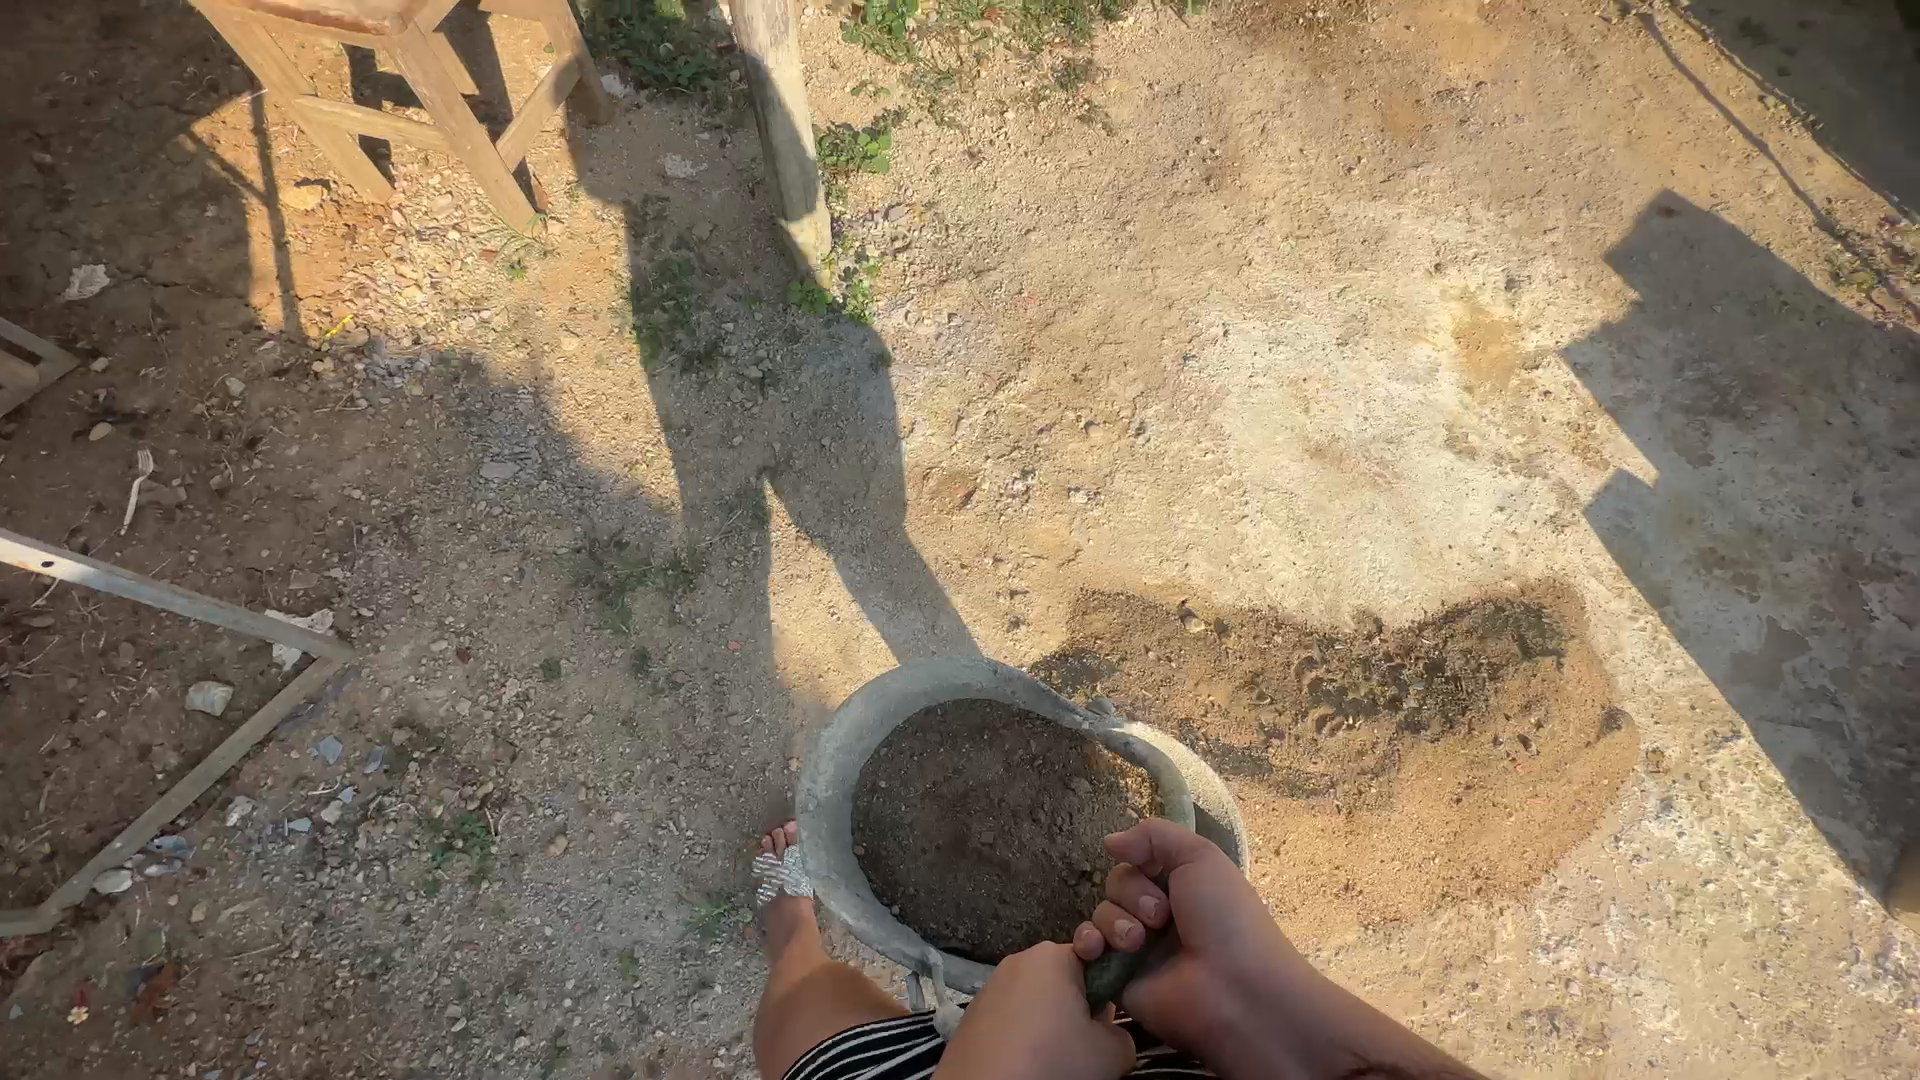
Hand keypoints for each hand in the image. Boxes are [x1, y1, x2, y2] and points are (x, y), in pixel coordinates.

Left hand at [932, 942, 1133, 1079]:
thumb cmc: (1053, 1062)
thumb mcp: (1110, 1054)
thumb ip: (1120, 1034)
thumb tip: (1107, 1031)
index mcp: (1053, 955)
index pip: (1093, 961)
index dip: (1104, 994)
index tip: (1101, 1024)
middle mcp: (1020, 959)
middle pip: (1063, 983)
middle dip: (1074, 1012)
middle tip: (1078, 1048)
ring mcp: (992, 984)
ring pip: (1035, 1002)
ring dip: (1046, 1025)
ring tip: (1048, 1061)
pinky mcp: (972, 1011)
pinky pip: (1009, 1018)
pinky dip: (1019, 1037)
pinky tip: (1021, 1064)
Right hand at [1071, 817, 1307, 1058]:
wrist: (1236, 993)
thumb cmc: (1226, 918)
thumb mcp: (1199, 856)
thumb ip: (1153, 835)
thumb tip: (1108, 843)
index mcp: (1177, 886)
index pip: (1137, 860)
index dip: (1139, 860)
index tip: (1152, 869)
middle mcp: (1156, 915)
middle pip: (1116, 884)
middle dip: (1131, 893)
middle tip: (1159, 917)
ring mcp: (1136, 949)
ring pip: (1101, 914)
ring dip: (1114, 920)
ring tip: (1137, 941)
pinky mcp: (1119, 980)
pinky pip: (1087, 952)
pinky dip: (1086, 942)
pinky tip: (1095, 947)